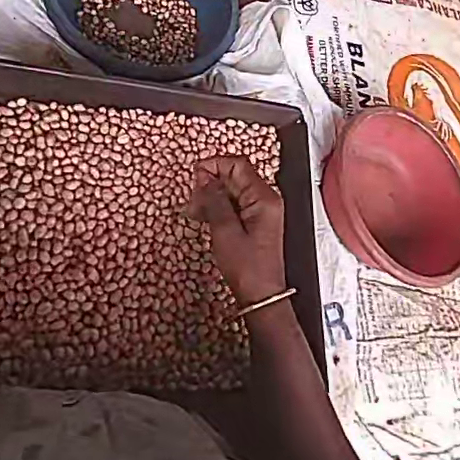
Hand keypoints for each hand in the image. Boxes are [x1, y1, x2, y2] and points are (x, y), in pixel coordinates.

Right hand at [186, 155, 286, 306]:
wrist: (261, 295)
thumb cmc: (248, 268)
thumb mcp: (225, 231)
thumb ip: (215, 201)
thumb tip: (206, 178)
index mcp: (264, 198)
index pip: (239, 166)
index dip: (215, 165)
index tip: (195, 173)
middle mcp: (266, 200)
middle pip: (235, 177)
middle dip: (211, 183)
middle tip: (193, 198)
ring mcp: (261, 211)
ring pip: (233, 191)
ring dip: (212, 196)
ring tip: (195, 211)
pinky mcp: (255, 222)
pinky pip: (235, 205)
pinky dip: (218, 207)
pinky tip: (204, 217)